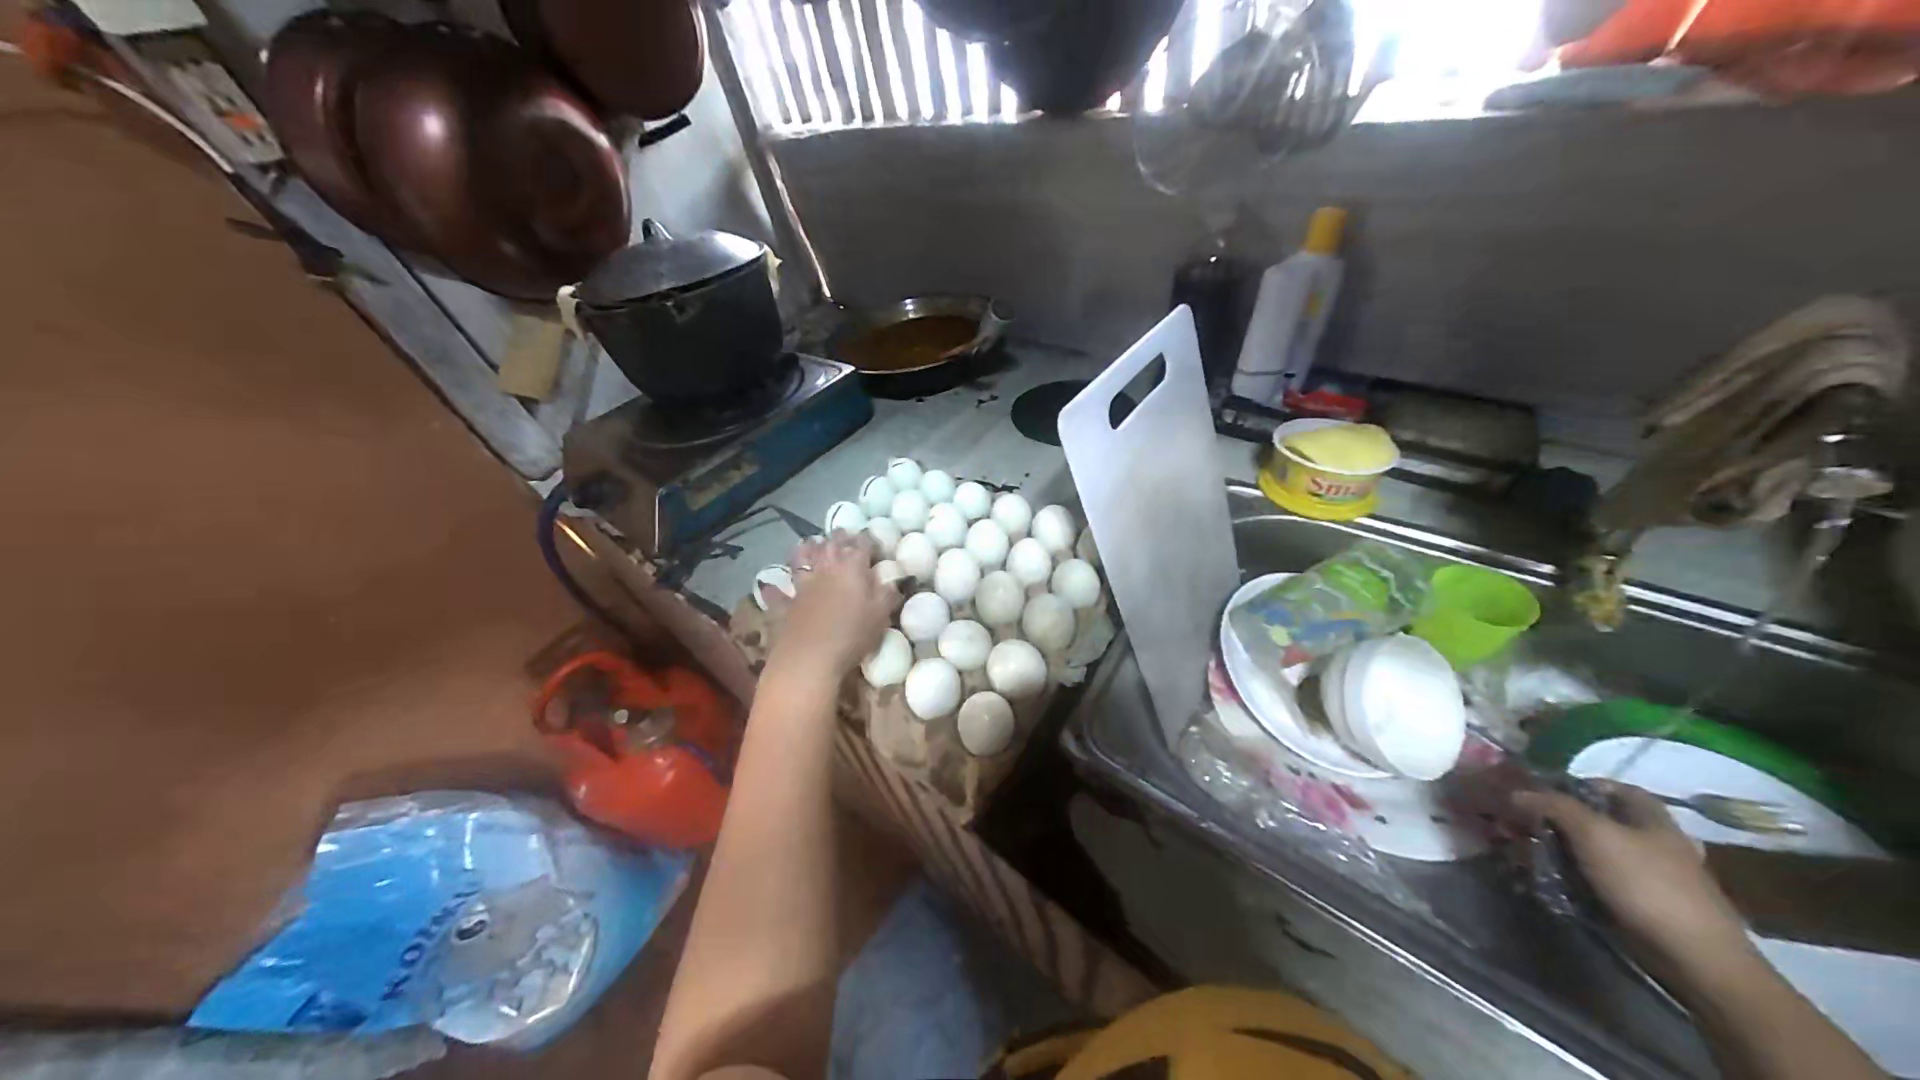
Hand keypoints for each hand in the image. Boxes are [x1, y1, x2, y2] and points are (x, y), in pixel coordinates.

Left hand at [765, 531, 897, 680]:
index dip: (867, 540)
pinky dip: (773, 588)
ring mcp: (802, 585)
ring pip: (801, 559)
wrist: (810, 658)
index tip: (873, 542)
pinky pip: (776, 592)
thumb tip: (893, 582)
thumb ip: (888, 595)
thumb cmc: (852, 635)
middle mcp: (825, 569)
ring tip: (809, 543)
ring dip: (806, 549)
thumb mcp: (881, 615)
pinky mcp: (785, 604)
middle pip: (831, 545)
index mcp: (851, 568)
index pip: (861, 544)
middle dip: (838, 537)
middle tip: (843, 534)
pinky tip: (769, 584)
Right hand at [1514, 782, 1754, 973]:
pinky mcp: (1636, 901)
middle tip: (1516, 824)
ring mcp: (1644, 873)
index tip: (1535, 792)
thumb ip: (1552, 805)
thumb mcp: (1594, 833)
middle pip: (1592, 819)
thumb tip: (1515, 792)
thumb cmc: (1646, 883)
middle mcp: (1649, 840)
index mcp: (1650, 817)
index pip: (1608, 786)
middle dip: (1552, 819)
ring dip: (1554, 849)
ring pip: (1588, 850)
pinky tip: (1545, 879)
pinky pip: (1592, 879)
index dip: (1571, 784)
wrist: (1694, 956)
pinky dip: (1567, 876)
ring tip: (1522, 854)